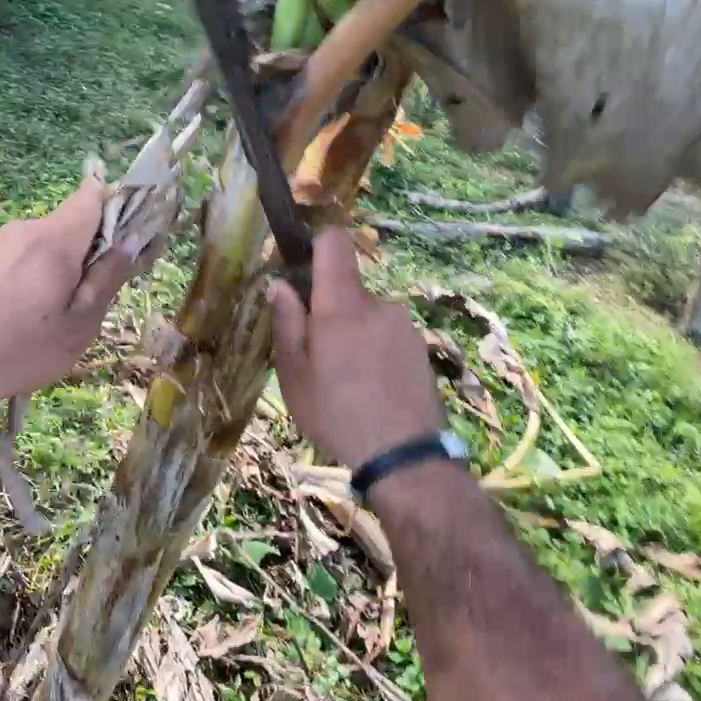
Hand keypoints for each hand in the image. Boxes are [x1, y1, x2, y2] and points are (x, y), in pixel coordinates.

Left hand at [0, 179, 135, 408]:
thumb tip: (131, 239)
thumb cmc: (26, 350)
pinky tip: (12, 314)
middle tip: (81, 301)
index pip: (91, 196)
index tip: (117, 246)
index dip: (112, 211)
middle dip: (80, 253)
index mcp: (54, 239)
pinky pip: (12, 259)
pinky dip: (22, 277)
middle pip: (64, 226)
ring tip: (43, 314)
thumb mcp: (81, 323)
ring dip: (49, 267)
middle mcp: (22, 230)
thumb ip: (108, 277)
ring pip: (37, 244)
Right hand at [269, 228, 442, 470]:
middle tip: (316, 358)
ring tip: (344, 382)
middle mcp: (378, 305)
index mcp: (342, 306)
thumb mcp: (294, 374)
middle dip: (328, 313)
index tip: (300, 269)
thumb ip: (287, 323)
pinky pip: (386, 337)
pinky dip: (373, 354)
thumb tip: (279, 285)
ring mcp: (405, 326)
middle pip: (346, 290)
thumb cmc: (336, 413)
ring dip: (352, 337)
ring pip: (366, 317)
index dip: (315, 246)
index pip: (334, 244)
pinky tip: (369, 390)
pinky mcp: (420, 348)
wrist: (404, 456)